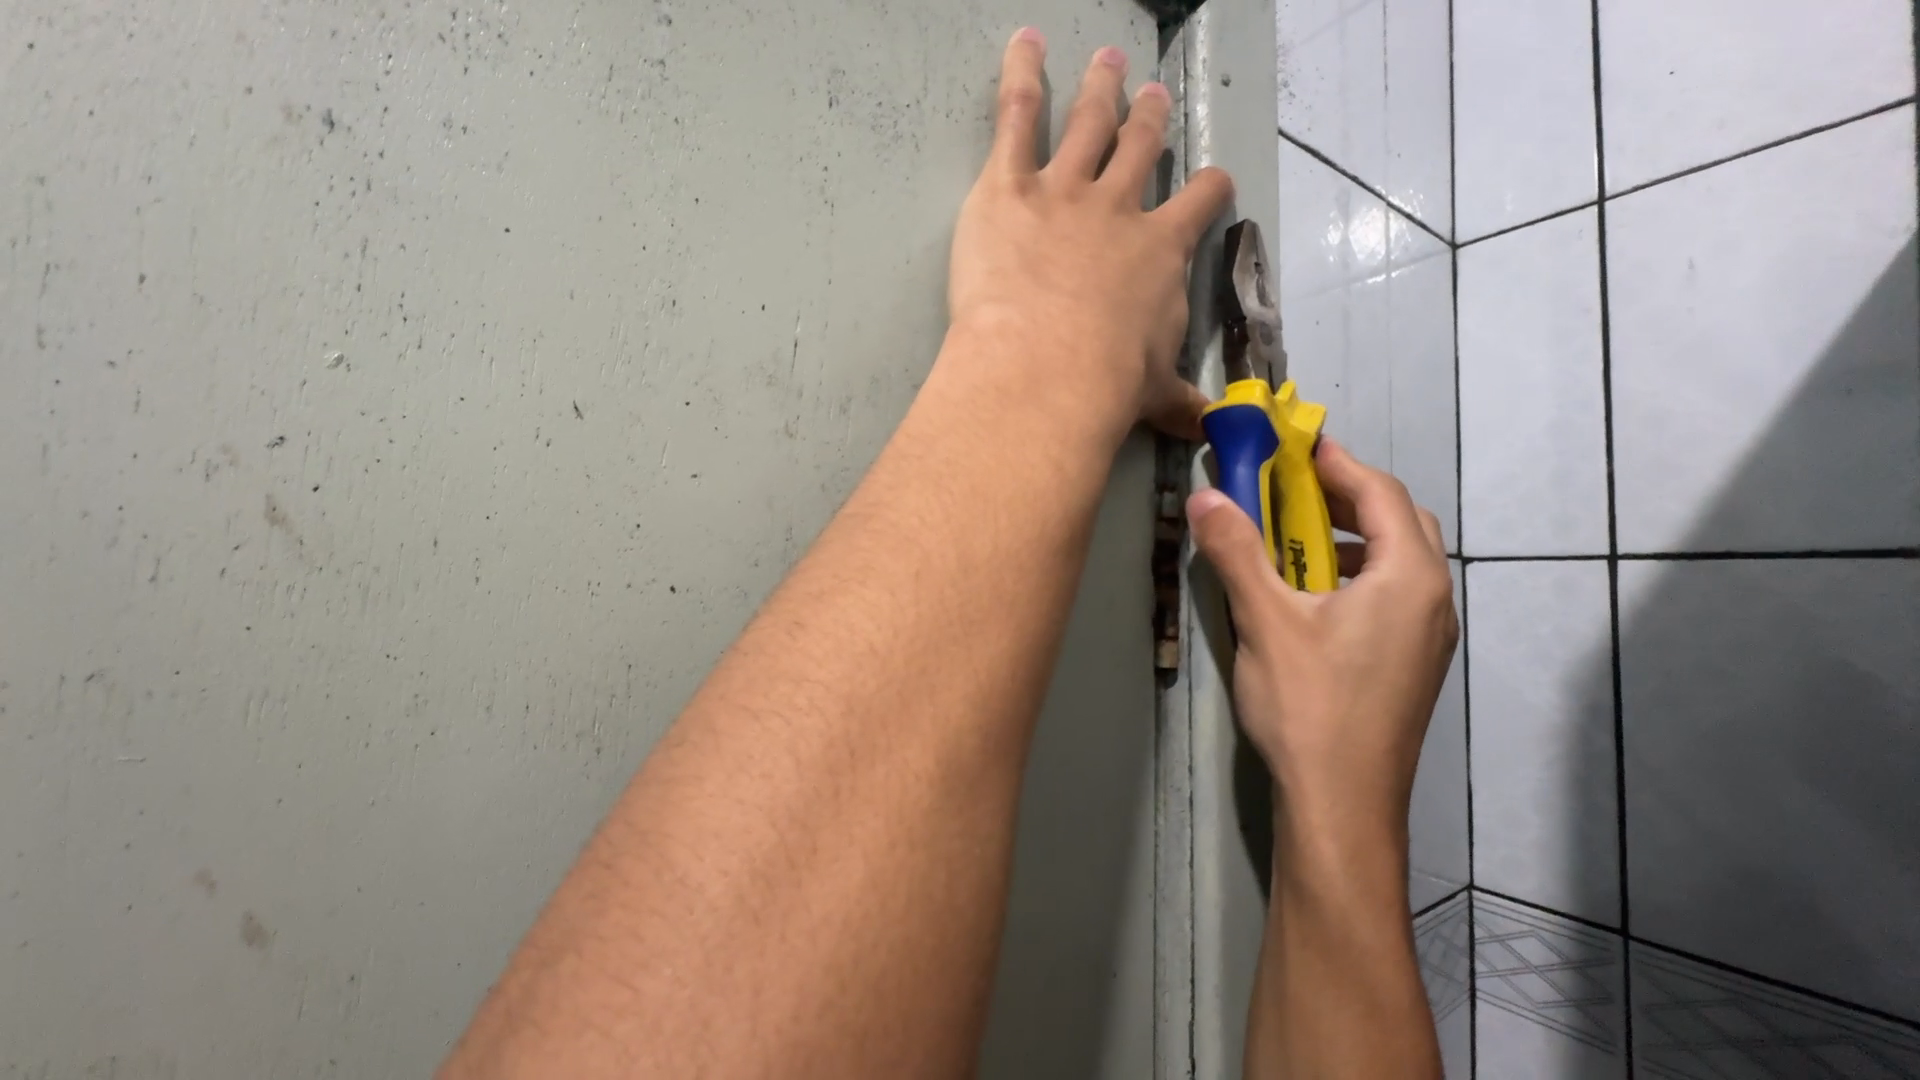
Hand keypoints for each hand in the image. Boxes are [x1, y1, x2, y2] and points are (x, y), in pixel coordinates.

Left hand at [945, 28, 1233, 439]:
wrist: (1047, 367)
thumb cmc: (1106, 385)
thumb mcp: (1155, 396)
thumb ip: (1181, 403)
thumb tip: (1208, 428)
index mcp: (1160, 253)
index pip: (1197, 205)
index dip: (1207, 189)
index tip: (1212, 179)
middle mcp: (1119, 208)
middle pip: (1141, 149)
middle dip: (1148, 120)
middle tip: (1151, 94)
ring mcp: (1064, 190)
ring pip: (1088, 125)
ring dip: (1099, 90)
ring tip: (1106, 62)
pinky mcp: (1007, 187)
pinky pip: (1016, 116)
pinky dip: (1020, 76)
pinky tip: (1023, 45)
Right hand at [1188, 440, 1457, 847]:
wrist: (1343, 804)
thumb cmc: (1309, 705)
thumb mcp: (1265, 621)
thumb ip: (1236, 552)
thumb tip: (1206, 495)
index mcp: (1408, 577)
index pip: (1380, 493)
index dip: (1337, 462)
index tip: (1297, 443)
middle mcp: (1433, 599)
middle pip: (1401, 522)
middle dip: (1349, 496)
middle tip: (1295, 487)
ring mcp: (1429, 637)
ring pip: (1400, 561)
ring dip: (1353, 536)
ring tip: (1298, 537)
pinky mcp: (1413, 665)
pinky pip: (1394, 595)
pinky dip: (1357, 573)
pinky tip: (1313, 596)